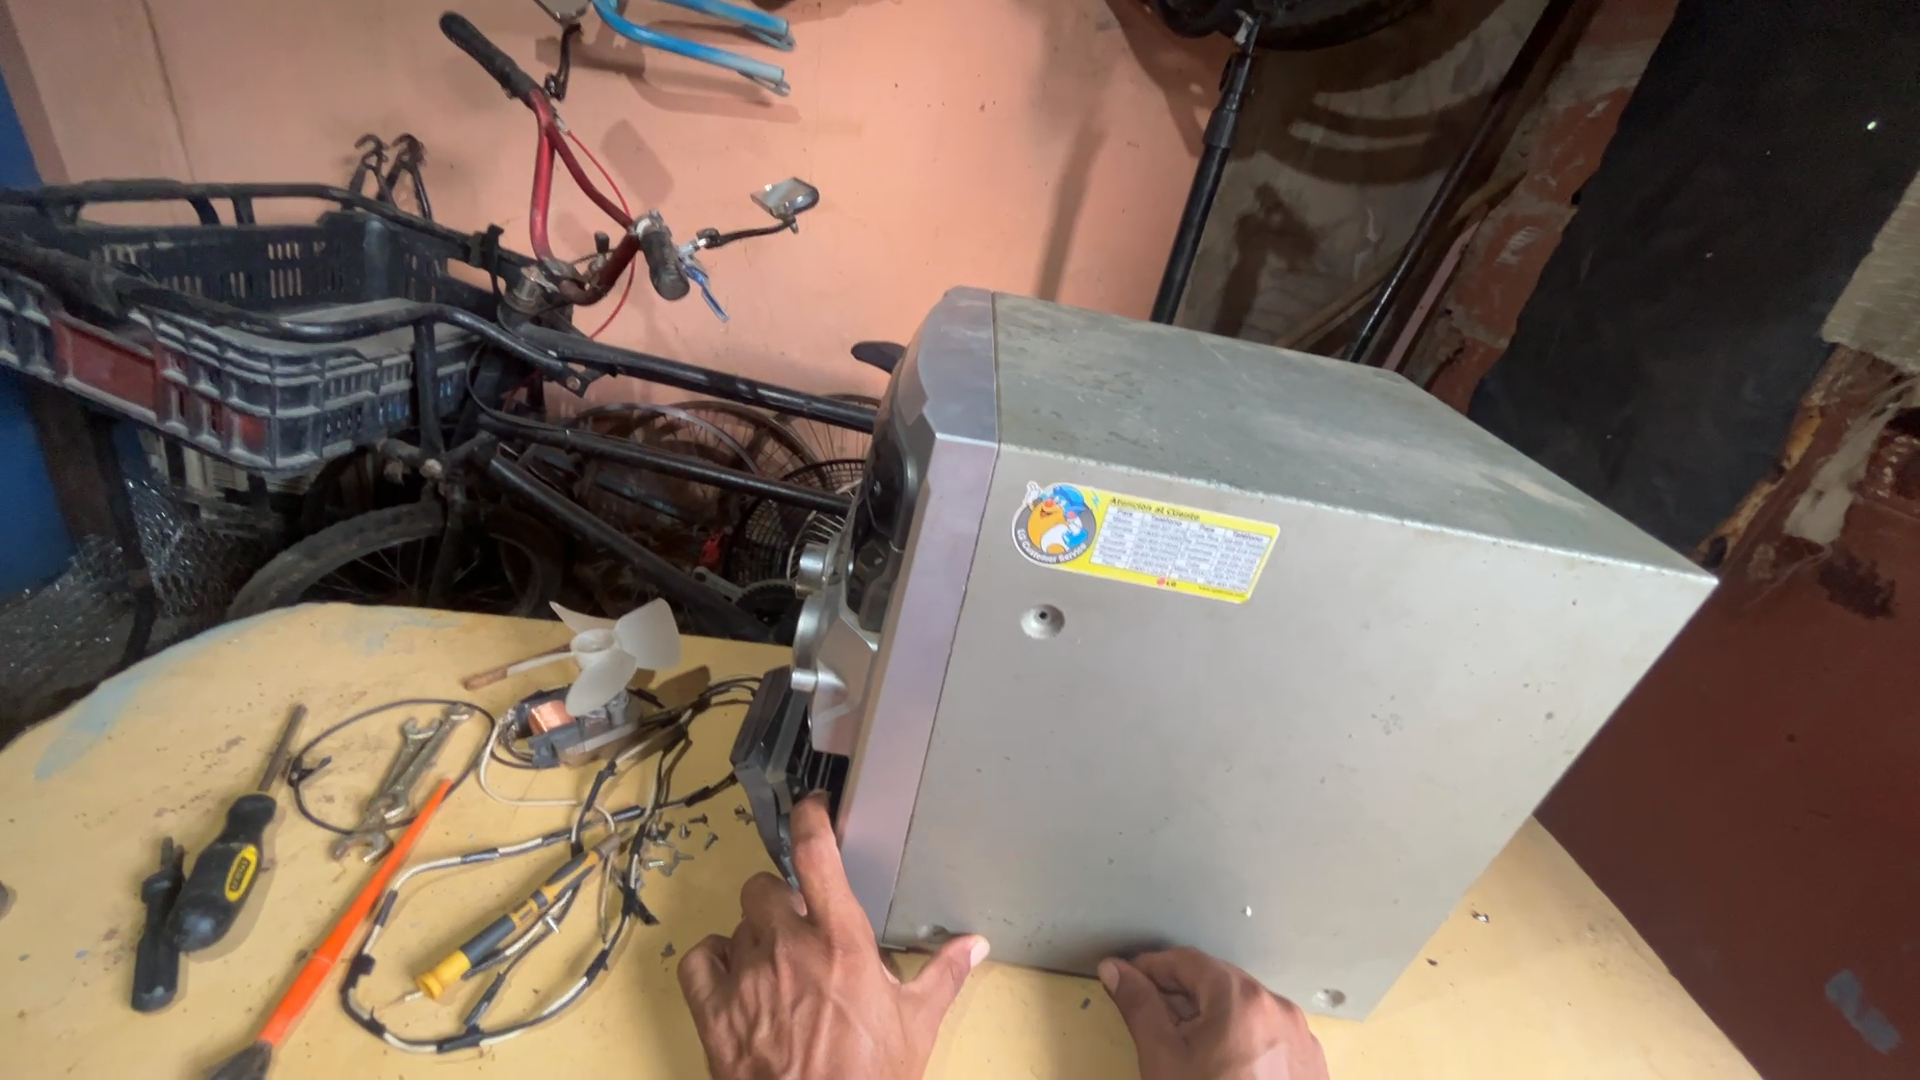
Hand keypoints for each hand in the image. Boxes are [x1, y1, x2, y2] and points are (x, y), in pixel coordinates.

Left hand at [678, 795, 989, 1079]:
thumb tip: (977, 945)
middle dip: (781, 899)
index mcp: (840, 939)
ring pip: (737, 922)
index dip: (810, 818)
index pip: (815, 853)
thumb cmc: (870, 1076)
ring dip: (754, 934)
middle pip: (765, 885)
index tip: (813, 808)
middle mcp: (789, 946)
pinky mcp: (715, 1014)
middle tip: (799, 925)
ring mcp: (747, 978)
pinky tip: (733, 975)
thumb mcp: (916, 1023)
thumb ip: (943, 974)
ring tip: (774, 961)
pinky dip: (713, 960)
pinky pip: (699, 960)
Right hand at [1100, 948, 1328, 1079]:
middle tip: (1154, 1021)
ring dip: (1211, 1017)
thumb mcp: (1163, 1058)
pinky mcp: (1314, 1068)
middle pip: (1217, 983)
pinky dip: (1242, 1041)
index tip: (1129, 984)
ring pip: (1243, 1009)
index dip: (1151, 969)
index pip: (1186, 961)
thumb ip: (1138, 1004)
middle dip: (1182, 995)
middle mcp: (1278, 1007)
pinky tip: (1224, 1071)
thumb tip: (1113, 968)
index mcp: (1241, 997)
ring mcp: (1302, 1039)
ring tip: (1189, 1051)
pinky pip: (1269, 1036)